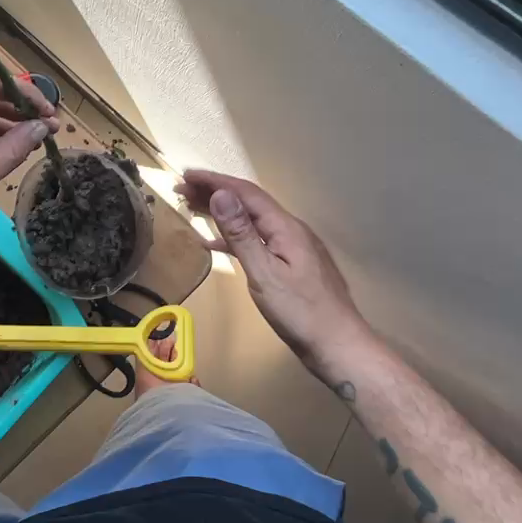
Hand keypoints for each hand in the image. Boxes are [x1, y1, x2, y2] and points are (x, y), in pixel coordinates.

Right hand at [177, 171, 377, 381]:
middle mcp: (291, 231)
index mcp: (286, 228)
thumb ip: (241, 233)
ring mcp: (293, 248)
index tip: (186, 175)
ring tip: (192, 208)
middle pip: (249, 202)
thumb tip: (221, 194)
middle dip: (215, 192)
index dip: (214, 181)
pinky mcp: (292, 265)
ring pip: (252, 220)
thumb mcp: (264, 273)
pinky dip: (233, 236)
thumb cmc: (300, 312)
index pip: (246, 193)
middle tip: (182, 190)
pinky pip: (257, 239)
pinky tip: (215, 244)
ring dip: (222, 212)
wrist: (339, 348)